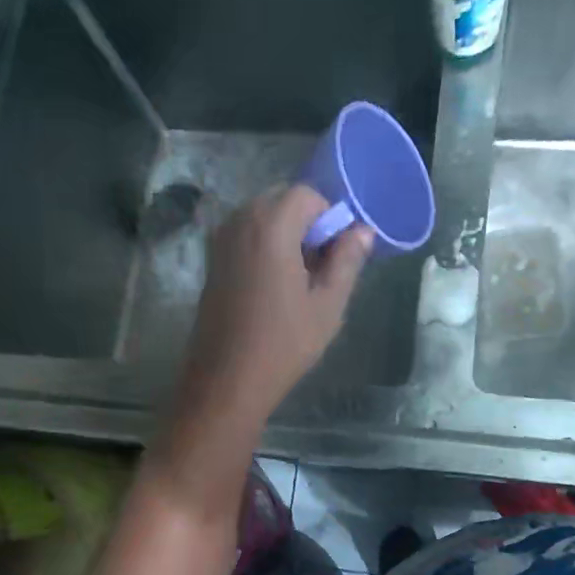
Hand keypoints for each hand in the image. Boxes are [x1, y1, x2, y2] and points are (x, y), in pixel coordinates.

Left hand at [175, 185, 373, 425]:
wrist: (226, 380)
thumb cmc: (283, 344)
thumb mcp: (327, 305)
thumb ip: (347, 260)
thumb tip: (362, 232)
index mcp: (270, 225)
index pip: (307, 195)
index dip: (329, 217)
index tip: (338, 253)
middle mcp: (240, 221)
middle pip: (282, 201)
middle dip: (307, 224)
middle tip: (321, 268)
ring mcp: (220, 241)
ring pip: (262, 219)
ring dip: (286, 237)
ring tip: (300, 281)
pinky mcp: (212, 261)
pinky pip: (246, 237)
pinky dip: (265, 248)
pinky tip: (275, 288)